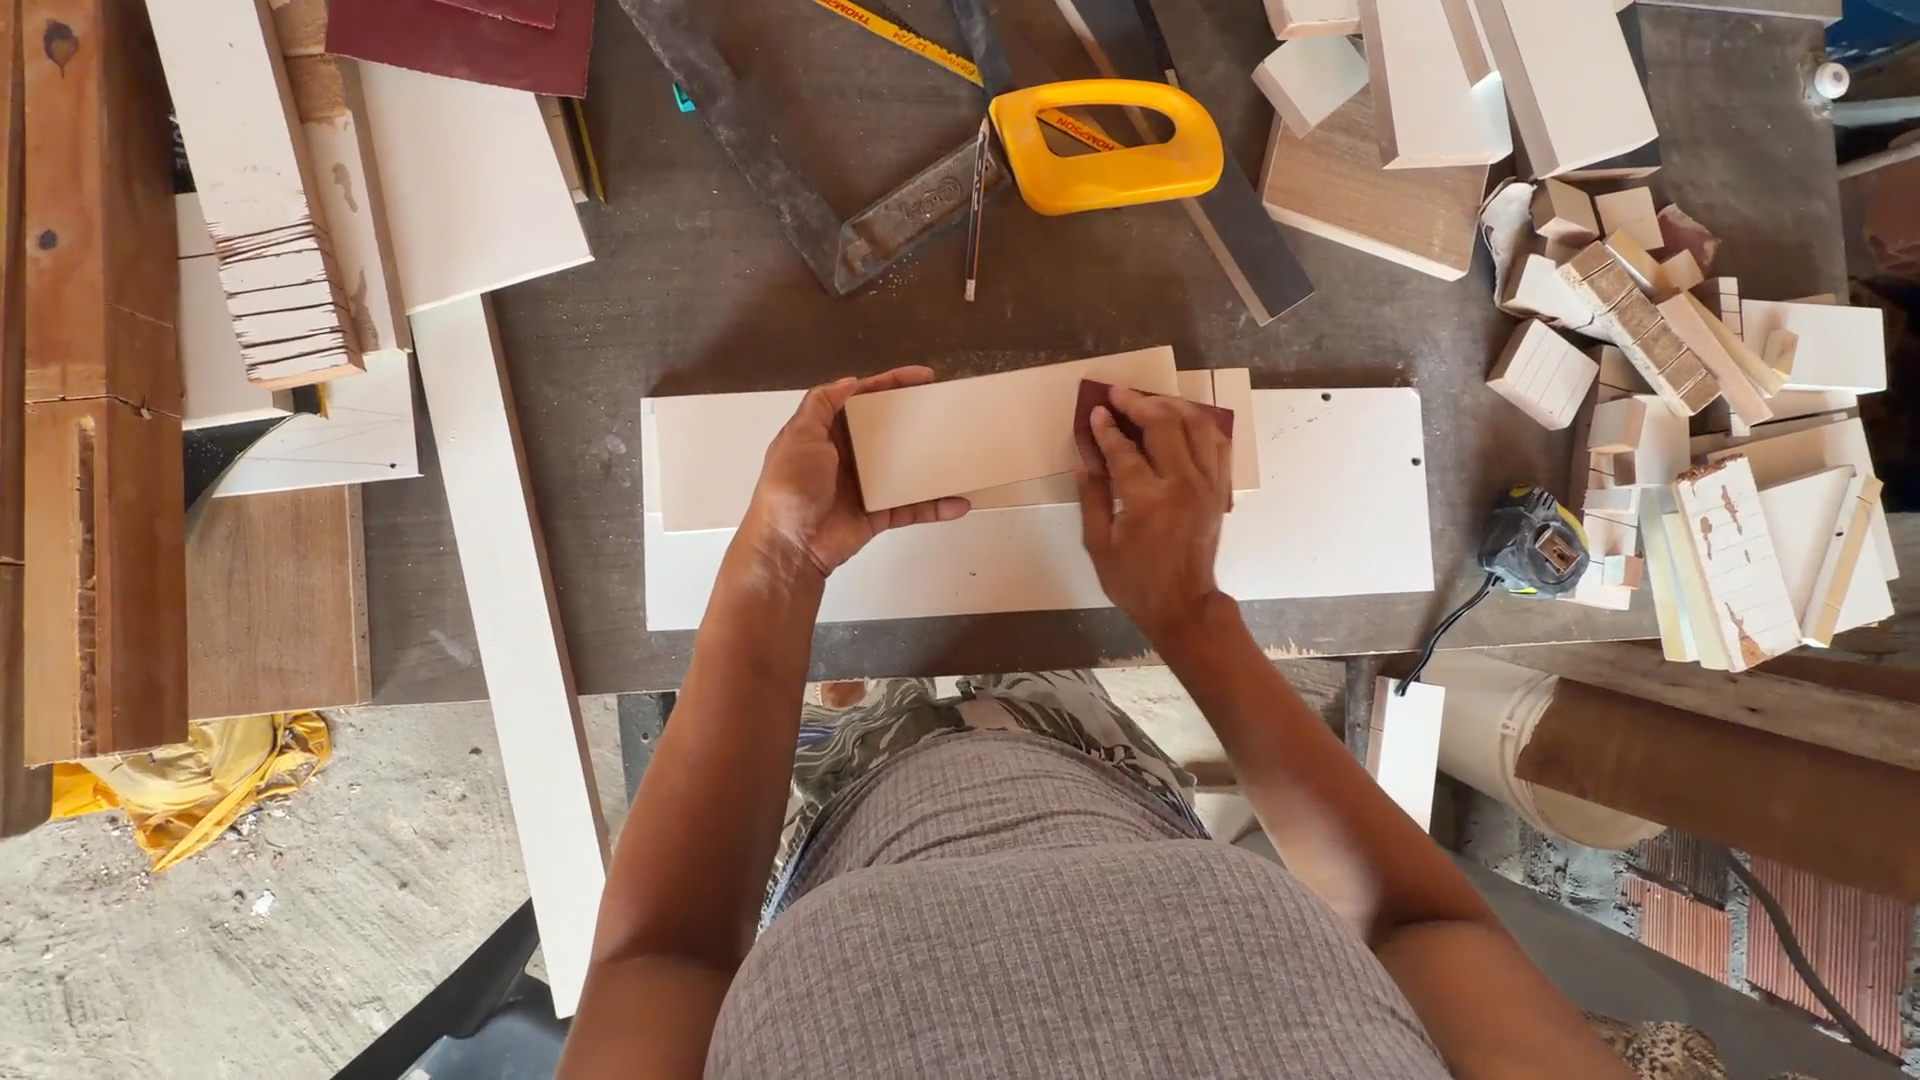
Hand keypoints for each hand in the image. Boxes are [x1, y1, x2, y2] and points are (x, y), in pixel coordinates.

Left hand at [738, 366, 969, 579]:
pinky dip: (935, 507)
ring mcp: (867, 486)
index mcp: (828, 433)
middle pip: (890, 430)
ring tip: (961, 449)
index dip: (891, 384)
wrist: (790, 545)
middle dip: (917, 417)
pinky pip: (912, 507)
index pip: (863, 400)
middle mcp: (849, 456)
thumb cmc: (791, 486)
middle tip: (947, 407)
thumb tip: (851, 381)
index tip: (923, 377)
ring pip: (906, 468)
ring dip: (932, 461)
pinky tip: (960, 503)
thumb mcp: (798, 436)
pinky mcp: (879, 514)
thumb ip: (822, 405)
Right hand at [1075, 386, 1232, 639]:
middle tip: (1118, 395)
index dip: (1107, 428)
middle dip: (1138, 403)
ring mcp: (1207, 485)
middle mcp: (1182, 485)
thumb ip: (1092, 497)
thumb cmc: (1135, 581)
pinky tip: (1182, 420)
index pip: (1124, 450)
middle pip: (1165, 425)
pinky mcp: (1219, 490)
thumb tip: (1084, 460)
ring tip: (1149, 400)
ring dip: (1172, 406)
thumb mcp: (1099, 545)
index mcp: (1147, 501)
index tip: (1095, 412)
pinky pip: (1217, 444)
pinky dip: (1200, 425)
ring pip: (1197, 426)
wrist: (1183, 604)